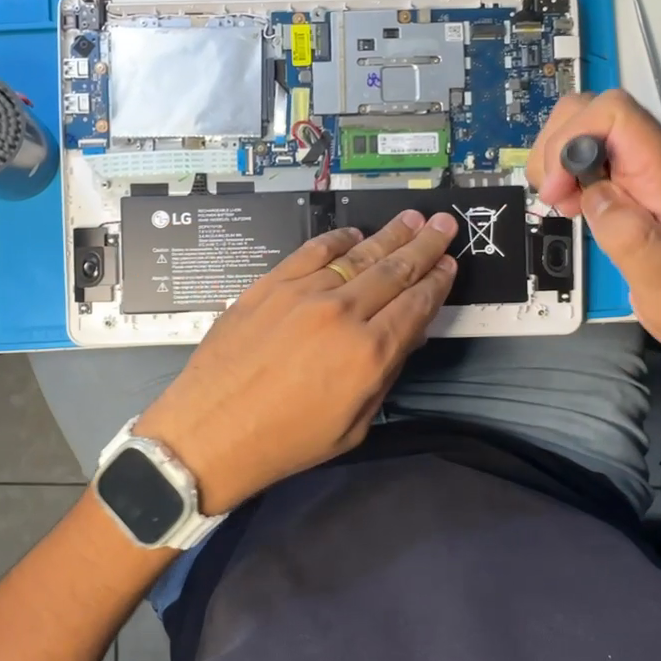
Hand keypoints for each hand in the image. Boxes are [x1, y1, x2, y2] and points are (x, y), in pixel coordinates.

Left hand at [137, 211, 459, 513]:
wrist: (211, 432)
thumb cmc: (286, 442)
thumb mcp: (354, 425)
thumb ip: (383, 374)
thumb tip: (403, 337)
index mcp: (368, 353)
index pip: (415, 305)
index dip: (437, 282)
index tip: (450, 264)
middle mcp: (341, 313)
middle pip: (393, 271)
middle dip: (423, 247)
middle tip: (443, 224)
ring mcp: (302, 293)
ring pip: (356, 255)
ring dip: (388, 235)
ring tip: (411, 219)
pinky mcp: (269, 285)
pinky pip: (310, 252)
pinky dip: (336, 239)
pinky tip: (353, 233)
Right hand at [529, 90, 660, 374]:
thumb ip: (639, 248)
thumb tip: (595, 195)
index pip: (616, 115)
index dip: (570, 140)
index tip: (555, 193)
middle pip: (599, 110)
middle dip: (557, 146)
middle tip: (553, 201)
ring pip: (596, 128)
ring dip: (561, 159)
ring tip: (560, 206)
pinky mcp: (654, 184)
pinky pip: (605, 155)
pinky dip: (575, 173)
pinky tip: (576, 208)